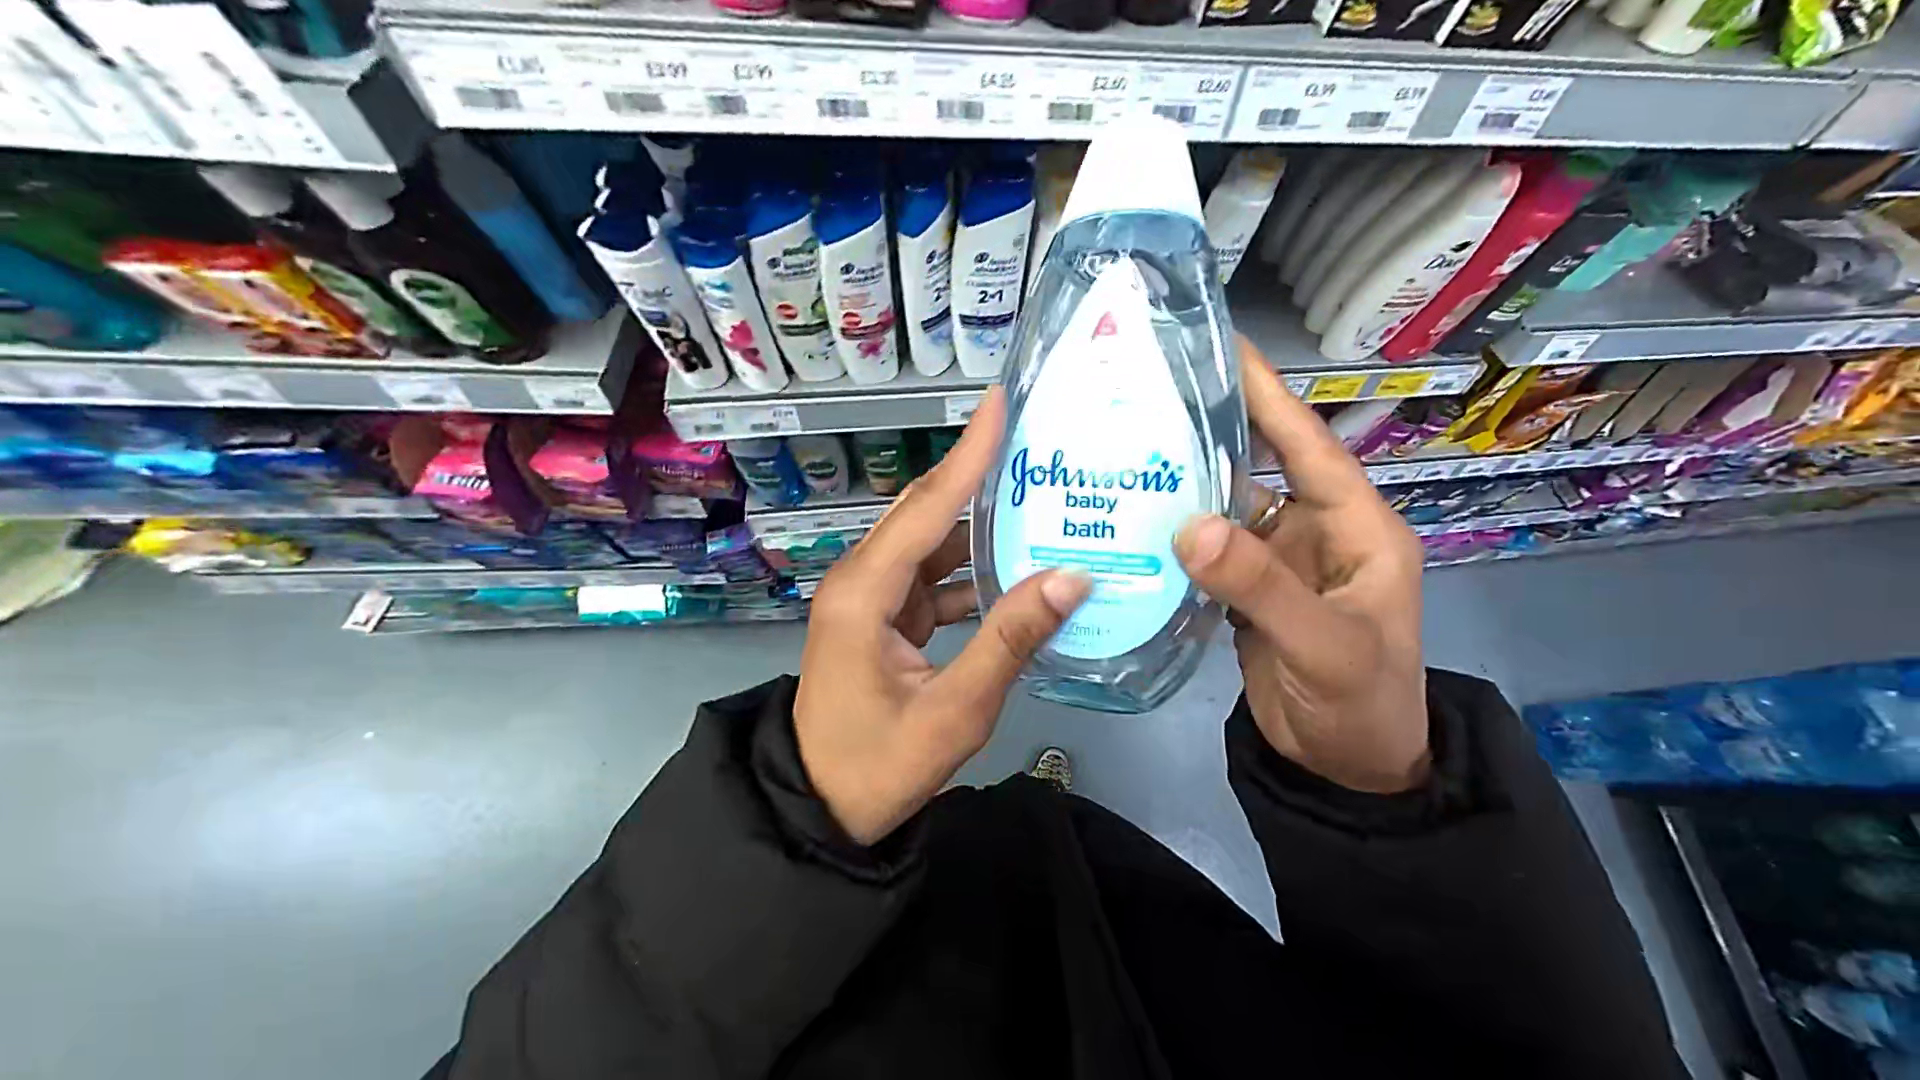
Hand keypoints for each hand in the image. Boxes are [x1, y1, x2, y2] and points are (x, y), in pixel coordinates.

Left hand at [795, 388, 1091, 844]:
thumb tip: (1073, 577)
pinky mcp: (882, 619)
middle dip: (978, 475)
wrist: (818, 808)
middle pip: (926, 513)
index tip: (1001, 401)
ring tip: (1040, 498)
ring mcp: (871, 599)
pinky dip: (971, 572)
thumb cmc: (877, 765)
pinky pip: (932, 579)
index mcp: (865, 591)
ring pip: (932, 546)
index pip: (927, 506)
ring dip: (981, 526)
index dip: (968, 452)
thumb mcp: (955, 710)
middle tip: (1034, 442)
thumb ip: (1011, 639)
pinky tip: (1018, 572)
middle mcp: (862, 580)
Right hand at [1173, 339, 1429, 793]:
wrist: (1347, 771)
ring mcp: (1278, 563)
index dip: (1270, 396)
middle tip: (1154, 395)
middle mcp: (1316, 533)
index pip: (1310, 446)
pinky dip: (1175, 536)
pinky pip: (1209, 551)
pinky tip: (1133, 521)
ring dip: (1185, 485)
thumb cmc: (1360, 705)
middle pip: (1262, 468)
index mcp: (1357, 528)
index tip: (1225, 348)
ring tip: (1127, 452)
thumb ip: (1261, 587)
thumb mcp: (1324, 646)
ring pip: (1228, 509)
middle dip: (1216, 429)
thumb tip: (1189, 524)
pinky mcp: (1248, 592)